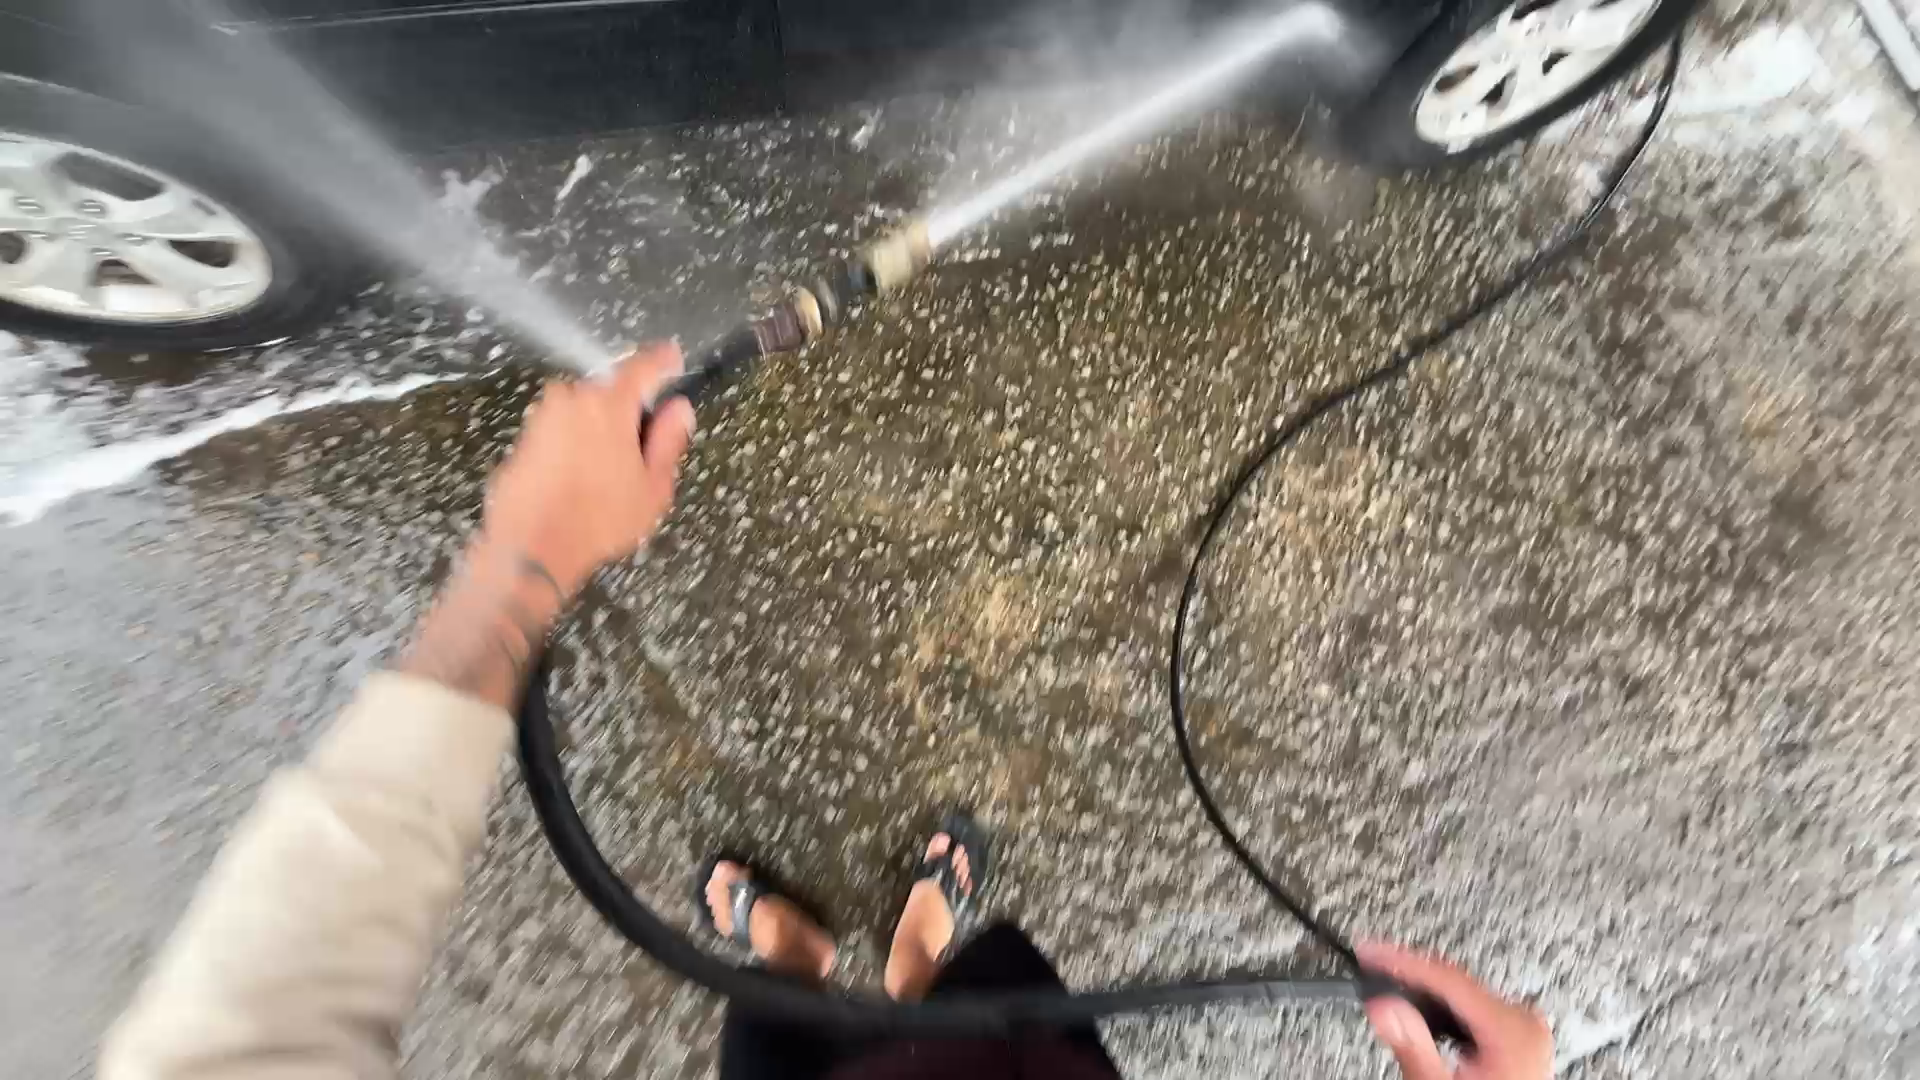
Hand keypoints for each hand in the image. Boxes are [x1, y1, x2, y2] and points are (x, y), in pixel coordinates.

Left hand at [480, 344, 695, 595]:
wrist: (531, 548)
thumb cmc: (600, 518)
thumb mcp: (653, 485)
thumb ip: (668, 440)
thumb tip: (678, 410)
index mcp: (608, 404)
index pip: (642, 367)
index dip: (662, 361)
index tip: (673, 356)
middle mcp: (570, 399)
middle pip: (610, 392)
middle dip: (629, 410)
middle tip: (644, 448)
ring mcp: (542, 418)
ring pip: (584, 411)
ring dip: (601, 429)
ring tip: (614, 472)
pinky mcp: (524, 439)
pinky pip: (562, 431)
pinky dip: (577, 445)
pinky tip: (585, 480)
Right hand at [1359, 942, 1551, 1079]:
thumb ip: (1414, 1048)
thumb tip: (1383, 1006)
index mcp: (1512, 1030)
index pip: (1445, 977)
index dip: (1400, 960)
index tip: (1368, 951)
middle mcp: (1523, 1022)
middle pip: (1450, 980)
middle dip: (1406, 973)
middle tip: (1369, 963)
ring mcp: (1522, 1026)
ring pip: (1456, 989)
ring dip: (1419, 987)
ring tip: (1384, 980)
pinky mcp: (1514, 1033)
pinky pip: (1467, 1004)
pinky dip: (1438, 1002)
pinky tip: (1416, 1006)